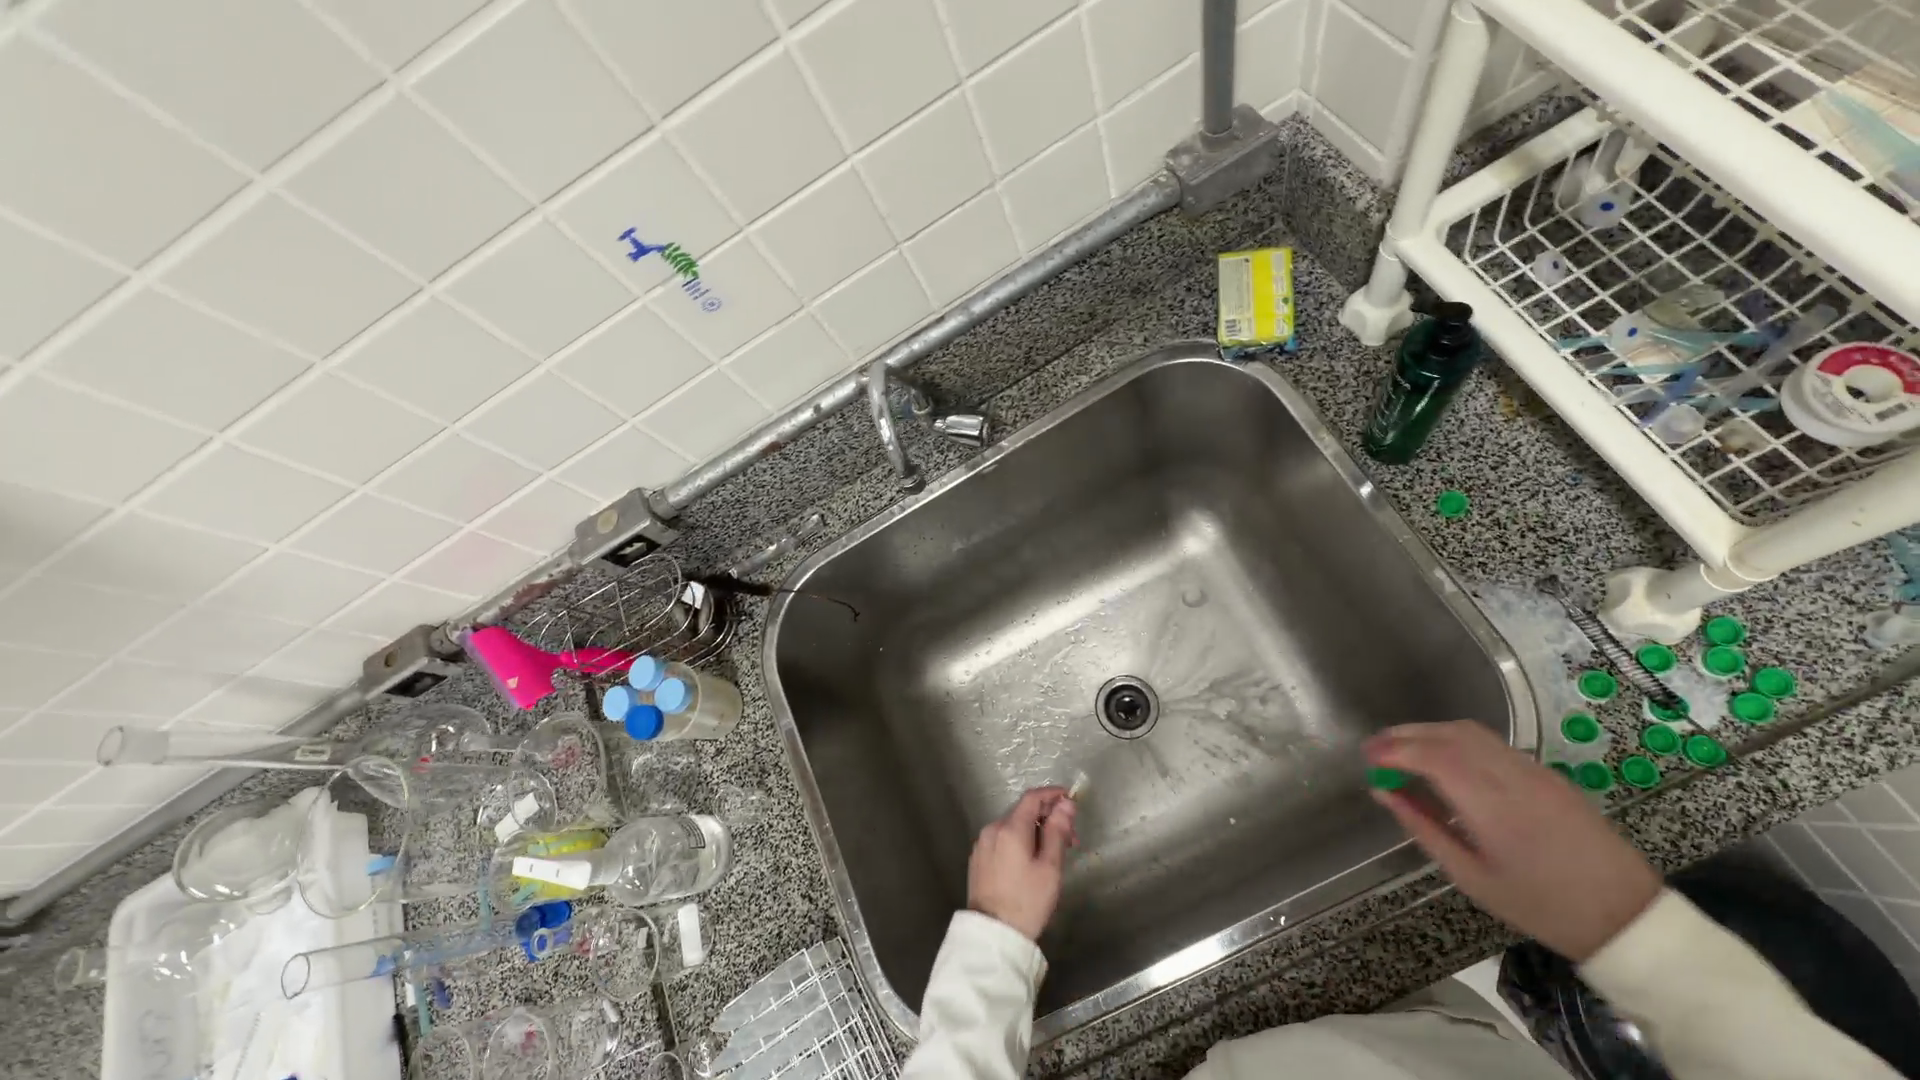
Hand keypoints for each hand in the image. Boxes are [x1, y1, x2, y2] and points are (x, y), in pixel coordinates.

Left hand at [968, 788, 1077, 940]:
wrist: (993, 935)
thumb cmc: (1027, 901)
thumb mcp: (1049, 867)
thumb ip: (1057, 831)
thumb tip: (1065, 804)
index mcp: (1009, 828)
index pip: (1032, 797)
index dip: (1052, 795)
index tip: (1070, 800)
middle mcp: (992, 830)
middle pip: (1023, 812)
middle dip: (1048, 818)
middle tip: (1072, 839)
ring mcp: (982, 845)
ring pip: (1013, 827)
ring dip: (1035, 832)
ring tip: (1055, 854)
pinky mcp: (978, 860)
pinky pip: (1003, 840)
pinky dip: (1020, 842)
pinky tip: (1033, 861)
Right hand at [1366, 720, 1661, 961]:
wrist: (1626, 916)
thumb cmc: (1540, 906)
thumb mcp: (1471, 877)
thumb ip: (1423, 828)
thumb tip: (1383, 792)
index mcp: (1491, 805)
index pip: (1431, 756)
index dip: (1393, 750)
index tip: (1367, 758)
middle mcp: (1512, 776)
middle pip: (1449, 734)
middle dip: (1405, 734)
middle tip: (1376, 749)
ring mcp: (1534, 771)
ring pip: (1471, 731)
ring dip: (1430, 733)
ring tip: (1403, 750)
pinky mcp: (1548, 774)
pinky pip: (1492, 743)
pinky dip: (1456, 740)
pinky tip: (1444, 759)